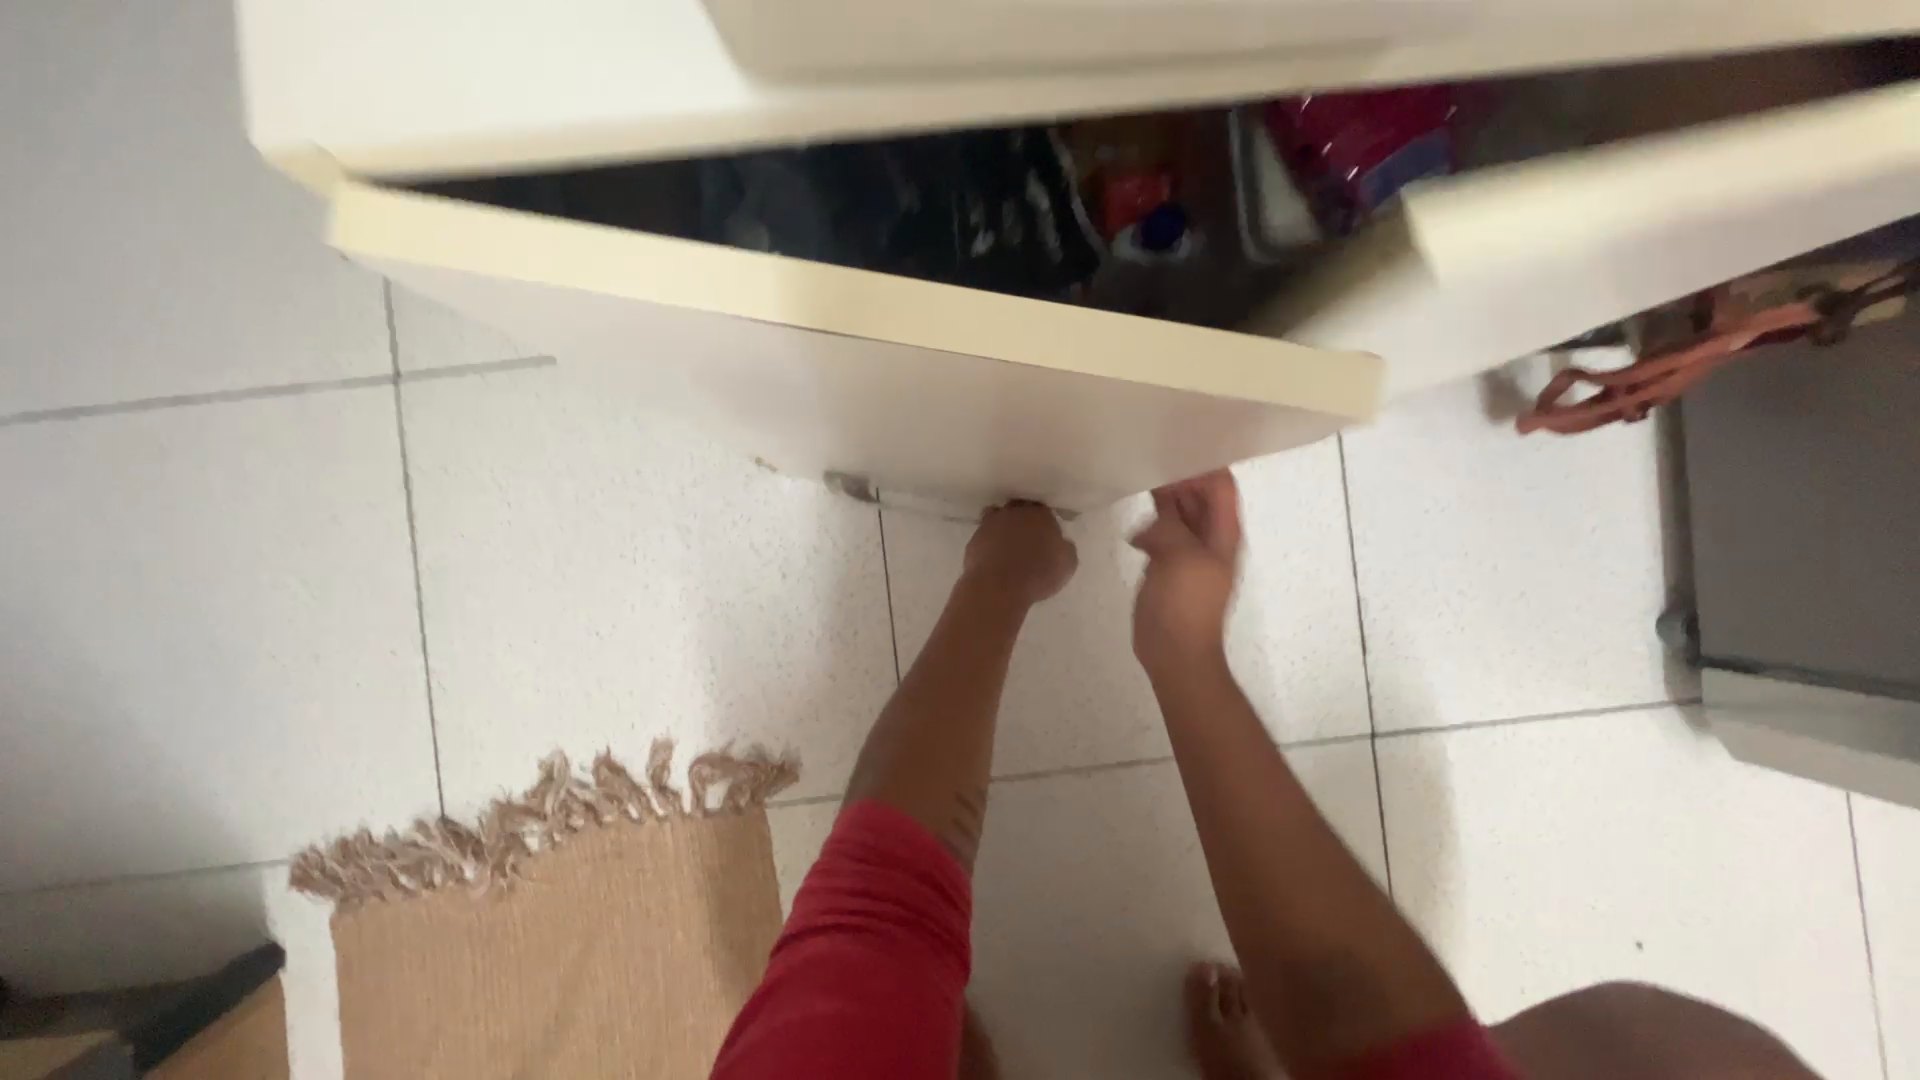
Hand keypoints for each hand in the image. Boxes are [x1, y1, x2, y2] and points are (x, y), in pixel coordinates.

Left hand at [962, 502, 1078, 608]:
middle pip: (1018, 508)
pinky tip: (992, 557)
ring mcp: (990, 524)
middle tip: (1026, 536)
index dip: (1043, 520)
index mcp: (1039, 514)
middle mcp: (1013, 512)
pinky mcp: (973, 540)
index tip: (1045, 533)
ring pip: (996, 516)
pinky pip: (983, 536)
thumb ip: (1065, 547)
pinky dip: (987, 543)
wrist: (999, 586)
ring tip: (1006, 543)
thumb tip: (1061, 542)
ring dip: (1001, 526)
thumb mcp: (1067, 563)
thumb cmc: (1039, 573)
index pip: (1042, 508)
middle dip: (1021, 518)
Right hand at [1131, 470, 1241, 674]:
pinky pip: (1163, 534)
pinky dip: (1151, 522)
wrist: (1176, 652)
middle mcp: (1209, 538)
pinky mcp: (1167, 566)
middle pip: (1200, 496)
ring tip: (1138, 478)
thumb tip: (1150, 526)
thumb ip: (1170, 527)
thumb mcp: (1181, 558)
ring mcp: (1188, 553)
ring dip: (1164, 497)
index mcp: (1223, 534)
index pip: (1220, 486)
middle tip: (1148, 457)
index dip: (1203, 466)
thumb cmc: (1186, 606)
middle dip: (1180, 476)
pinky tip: (1134, 524)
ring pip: (1180, 513)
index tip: (1174, 450)